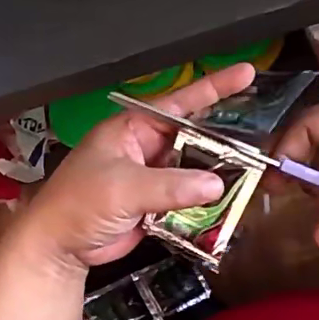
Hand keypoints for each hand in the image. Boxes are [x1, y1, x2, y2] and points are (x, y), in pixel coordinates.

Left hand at [14, 63, 257, 272]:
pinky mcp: (153, 206)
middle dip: (222, 143)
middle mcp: (144, 148)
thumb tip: (216, 185)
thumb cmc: (79, 203)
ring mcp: (150, 178)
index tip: (247, 73)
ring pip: (193, 172)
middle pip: (192, 139)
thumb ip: (171, 185)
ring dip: (216, 178)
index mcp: (131, 129)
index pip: (179, 103)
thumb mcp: (124, 187)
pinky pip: (186, 200)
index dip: (213, 88)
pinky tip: (229, 207)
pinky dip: (205, 205)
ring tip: (252, 178)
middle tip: (259, 146)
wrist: (58, 246)